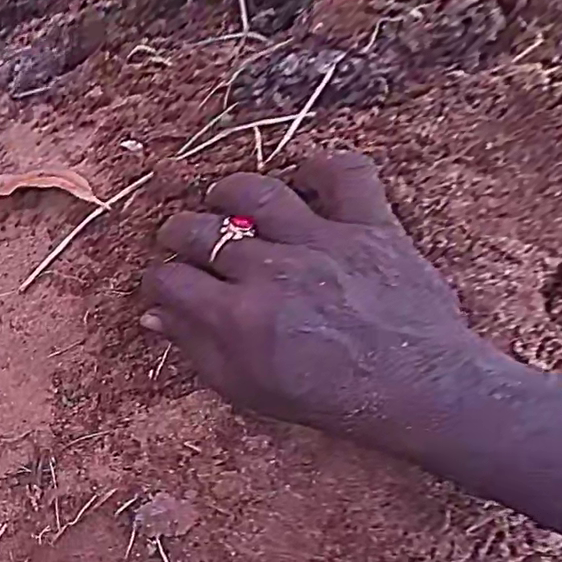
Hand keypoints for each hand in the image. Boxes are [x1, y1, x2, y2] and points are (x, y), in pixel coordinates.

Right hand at [139, 151, 510, 446]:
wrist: (407, 388)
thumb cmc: (315, 395)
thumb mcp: (238, 384)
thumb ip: (193, 345)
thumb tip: (153, 316)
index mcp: (233, 315)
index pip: (170, 279)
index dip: (155, 280)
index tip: (160, 286)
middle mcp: (270, 271)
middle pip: (202, 231)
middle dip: (176, 232)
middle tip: (176, 237)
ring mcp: (321, 243)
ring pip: (259, 192)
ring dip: (229, 189)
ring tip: (221, 196)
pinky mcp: (370, 227)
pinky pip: (346, 175)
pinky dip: (321, 167)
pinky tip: (302, 177)